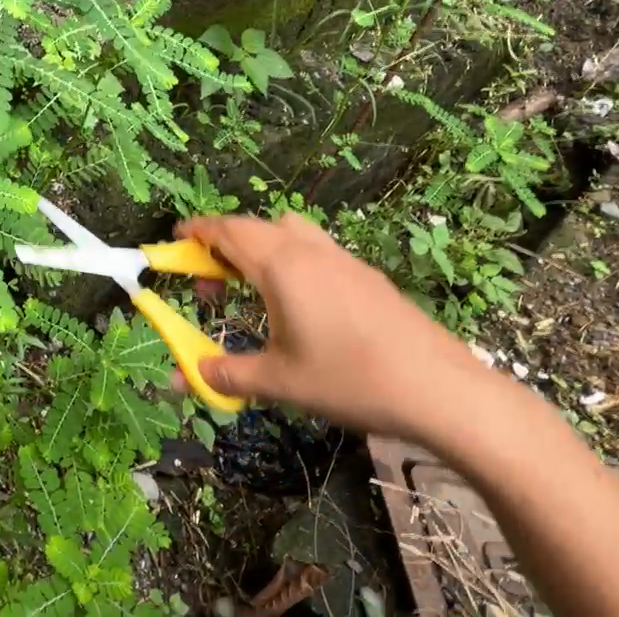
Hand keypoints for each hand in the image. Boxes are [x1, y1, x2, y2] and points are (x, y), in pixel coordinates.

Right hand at [174, 213, 496, 441]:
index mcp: (280, 264)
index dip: (194, 231)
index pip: (225, 230)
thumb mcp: (280, 382)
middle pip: (253, 226)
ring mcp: (343, 260)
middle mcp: (308, 250)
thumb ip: (227, 373)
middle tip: (209, 282)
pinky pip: (315, 250)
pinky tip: (300, 304)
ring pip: (288, 231)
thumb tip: (187, 376)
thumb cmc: (351, 379)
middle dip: (222, 245)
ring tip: (253, 287)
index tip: (173, 240)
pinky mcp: (367, 277)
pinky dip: (290, 260)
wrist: (445, 392)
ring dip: (260, 247)